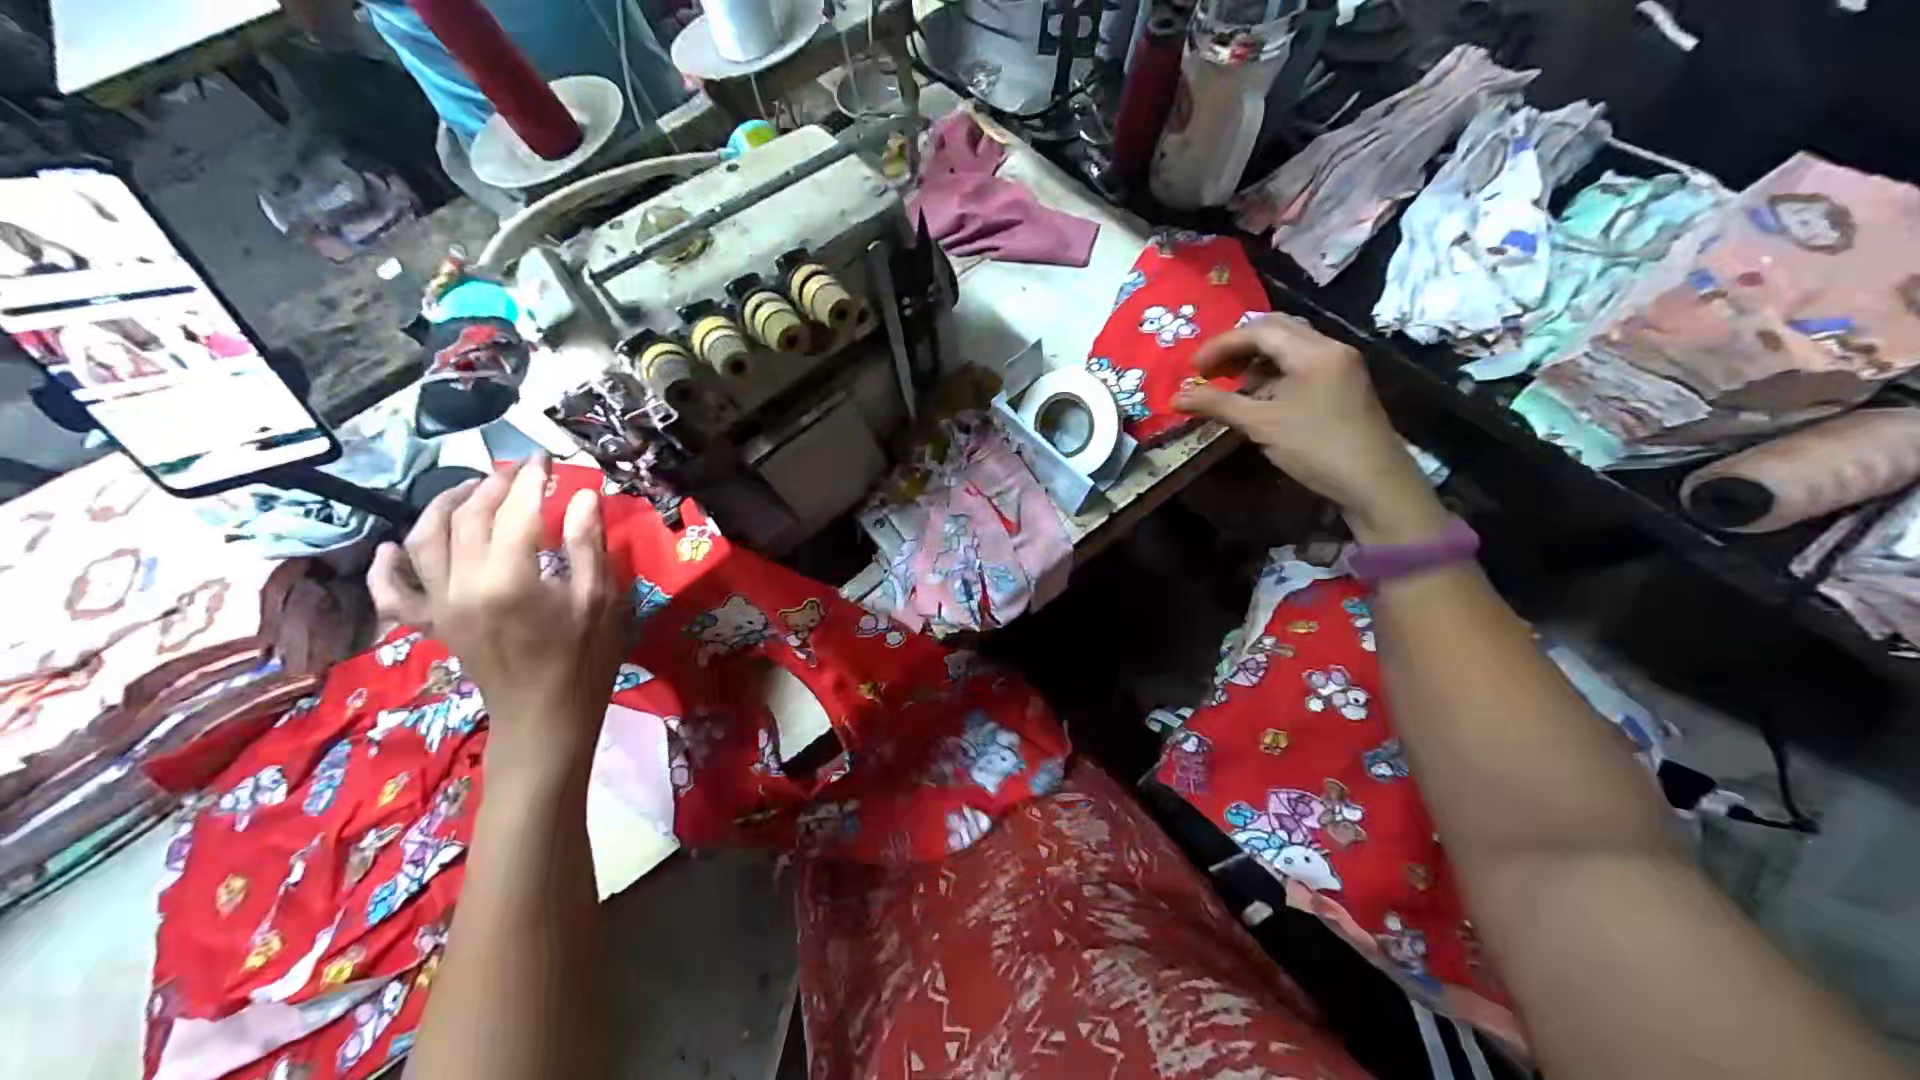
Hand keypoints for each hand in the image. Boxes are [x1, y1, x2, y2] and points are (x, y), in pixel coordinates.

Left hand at [367, 455, 624, 777]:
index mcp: (509, 579)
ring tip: (469, 489)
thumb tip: (581, 495)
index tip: (546, 460)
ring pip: (426, 541)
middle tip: (518, 471)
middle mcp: (464, 585)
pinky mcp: (433, 624)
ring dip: (445, 508)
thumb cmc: (583, 659)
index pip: (516, 512)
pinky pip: (396, 594)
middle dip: (493, 486)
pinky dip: (389, 568)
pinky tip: (393, 547)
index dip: (532, 481)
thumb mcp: (599, 600)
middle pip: (469, 519)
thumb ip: (586, 544)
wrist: (546, 716)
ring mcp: (441, 606)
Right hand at [1173, 314, 1450, 545]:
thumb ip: (1217, 404)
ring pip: (1289, 346)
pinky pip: (1301, 364)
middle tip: (1211, 369)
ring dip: (1255, 359)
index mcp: (1313, 350)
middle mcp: (1329, 347)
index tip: (1192, 367)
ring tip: (1229, 383)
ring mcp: (1339, 365)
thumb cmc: (1315, 448)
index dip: (1220, 345)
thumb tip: (1176, 396)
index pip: (1258, 330)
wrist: (1374, 481)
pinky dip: (1273, 372)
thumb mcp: (1261, 425)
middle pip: (1276, 329)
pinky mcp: (1342, 383)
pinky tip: (1257, 395)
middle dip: (1238, 346)